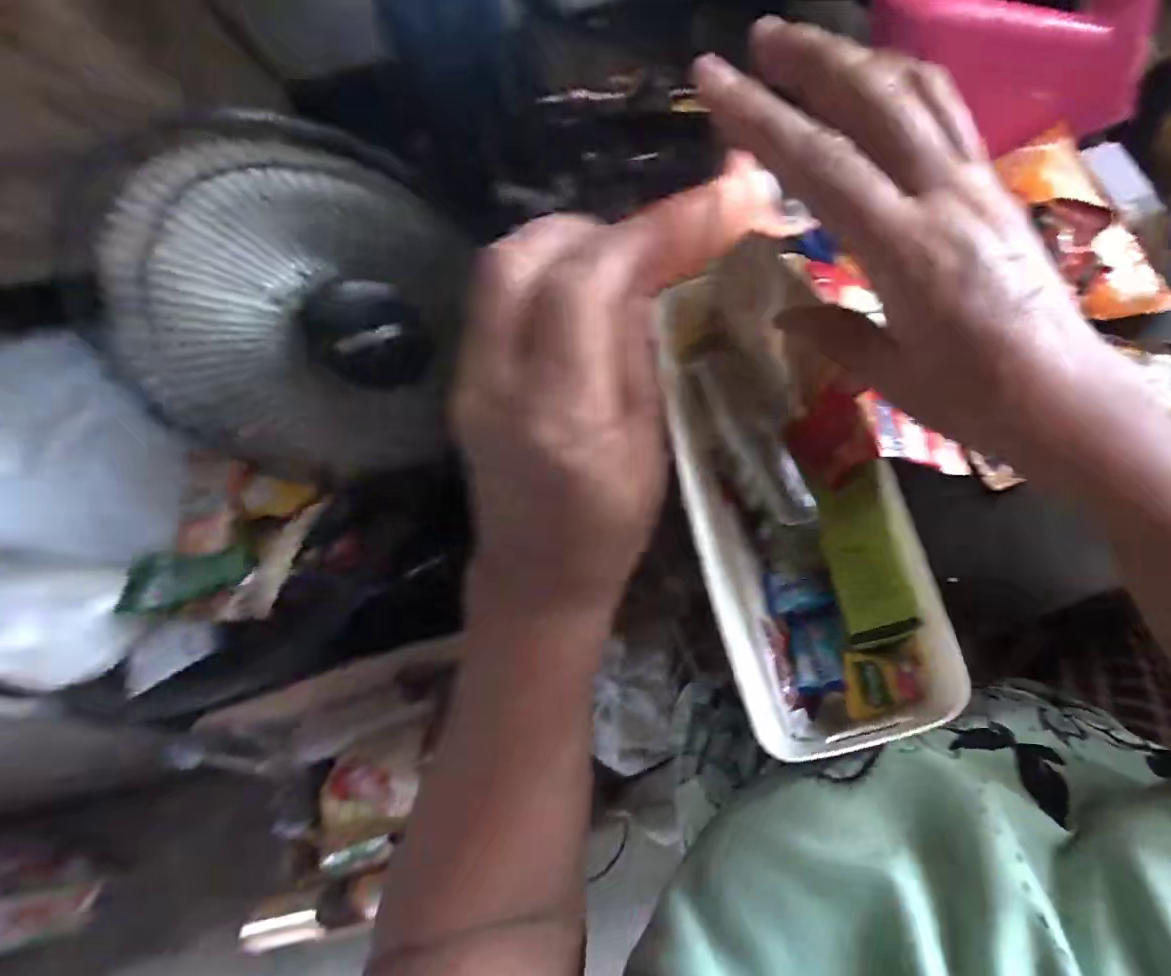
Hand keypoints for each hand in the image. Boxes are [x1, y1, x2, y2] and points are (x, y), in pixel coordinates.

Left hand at [453, 161, 775, 612]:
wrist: (537, 577)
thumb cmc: (613, 529)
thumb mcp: (651, 449)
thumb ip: (640, 359)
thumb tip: (648, 284)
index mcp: (567, 412)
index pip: (591, 286)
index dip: (649, 233)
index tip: (707, 203)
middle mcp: (503, 381)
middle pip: (528, 256)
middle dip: (601, 227)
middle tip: (655, 238)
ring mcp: (471, 375)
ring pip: (501, 265)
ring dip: (567, 241)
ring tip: (620, 256)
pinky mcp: (464, 376)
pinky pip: (495, 294)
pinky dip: (543, 268)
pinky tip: (582, 286)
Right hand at [692, 19, 1125, 461]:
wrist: (1066, 398)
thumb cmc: (980, 401)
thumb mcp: (898, 378)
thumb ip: (839, 337)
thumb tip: (788, 316)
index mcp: (908, 251)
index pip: (822, 163)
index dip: (761, 116)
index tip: (712, 77)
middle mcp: (945, 199)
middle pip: (874, 100)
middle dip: (812, 59)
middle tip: (762, 38)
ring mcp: (980, 189)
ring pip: (920, 94)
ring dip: (864, 60)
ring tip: (820, 54)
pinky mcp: (1001, 194)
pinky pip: (951, 119)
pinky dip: (909, 89)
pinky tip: (888, 95)